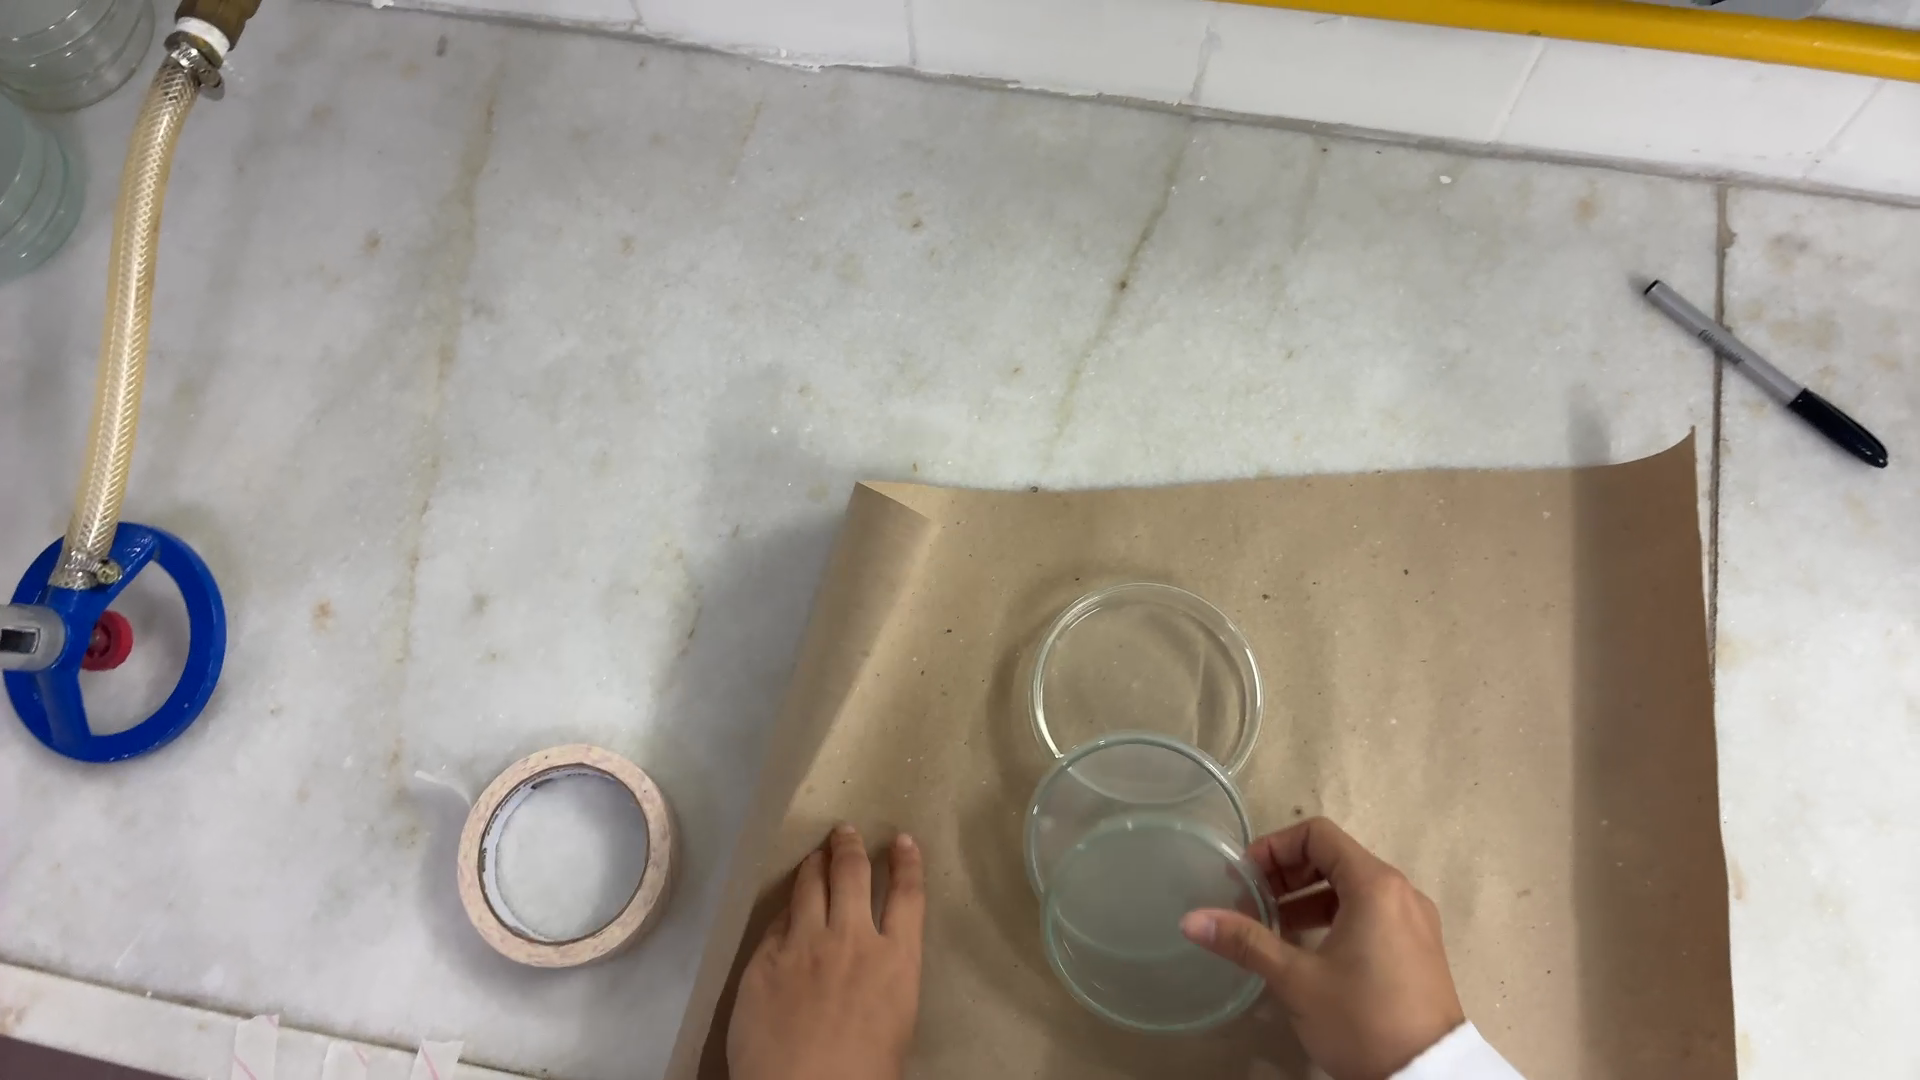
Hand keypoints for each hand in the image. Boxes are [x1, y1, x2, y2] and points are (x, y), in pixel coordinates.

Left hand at [728, 825, 926, 1079]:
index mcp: (896, 960)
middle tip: (845, 832)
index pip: (908, 895)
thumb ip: (885, 979)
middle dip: (850, 847)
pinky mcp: (765, 959)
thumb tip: (875, 962)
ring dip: (814, 864)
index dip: (907, 862)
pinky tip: (785, 907)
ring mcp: (805, 944)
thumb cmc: (862, 1076)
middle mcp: (852, 939)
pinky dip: (786, 909)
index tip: (902, 841)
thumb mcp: (895, 1023)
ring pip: (811, 885)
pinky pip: (777, 921)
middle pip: (852, 874)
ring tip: (815, 855)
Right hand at [1181, 817, 1464, 1079]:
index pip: (1316, 834)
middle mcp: (1400, 892)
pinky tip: (1307, 946)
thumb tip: (1191, 920)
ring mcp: (1414, 921)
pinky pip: (1369, 910)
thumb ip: (1244, 941)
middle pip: (1332, 856)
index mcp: (1375, 885)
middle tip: (1253, 899)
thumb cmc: (1363, 1019)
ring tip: (1273, 924)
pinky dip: (1333, 914)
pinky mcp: (1418, 949)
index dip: (1274, 847)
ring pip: (1350, 885)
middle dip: (1286, 872)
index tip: (1246, 876)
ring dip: (1306, 895)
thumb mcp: (1296, 979)